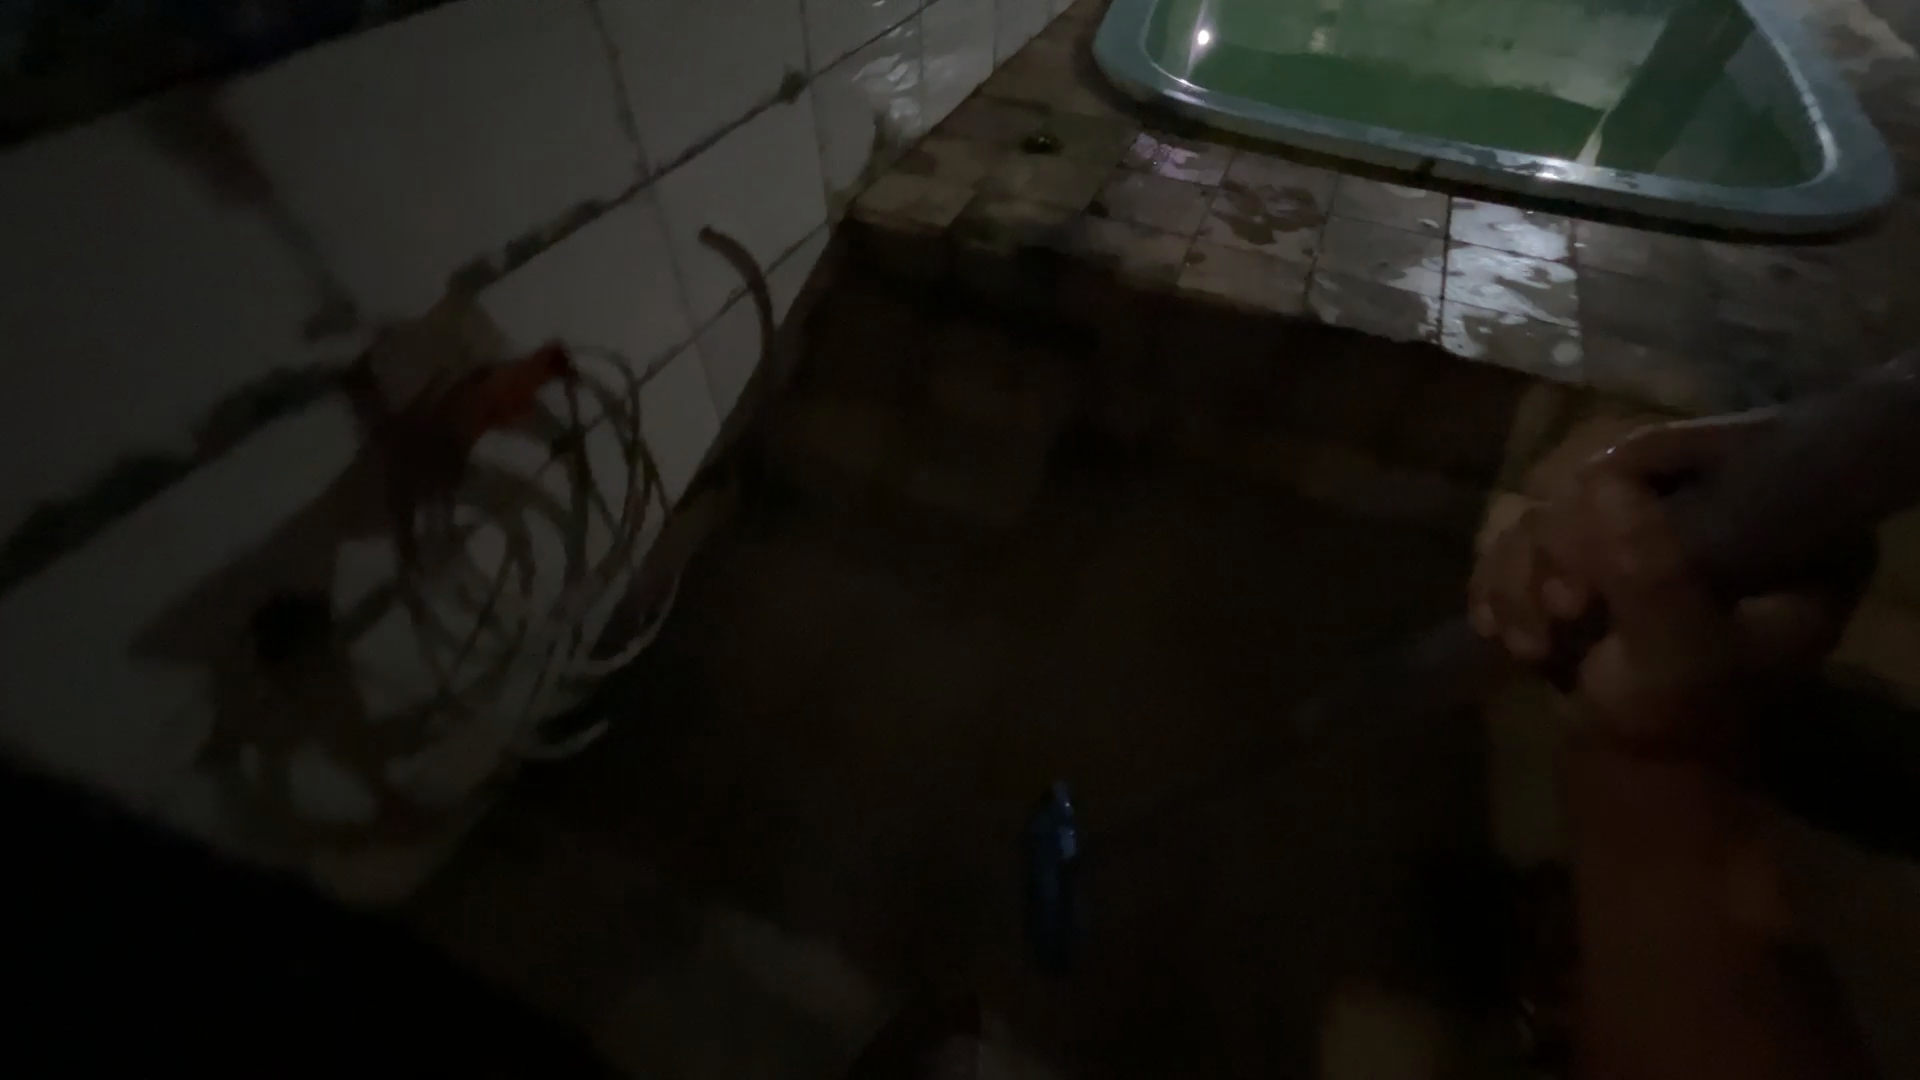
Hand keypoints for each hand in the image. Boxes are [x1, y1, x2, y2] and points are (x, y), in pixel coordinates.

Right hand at [1470, 414, 1865, 752]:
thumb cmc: (1676, 714)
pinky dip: (1494, 588)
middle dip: (1553, 559)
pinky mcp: (1574, 560)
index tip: (1579, 568)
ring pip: (1541, 520)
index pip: (1675, 455)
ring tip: (1526, 643)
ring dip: (1515, 583)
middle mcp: (1700, 518)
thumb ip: (1648, 569)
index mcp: (1767, 527)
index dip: (1610, 488)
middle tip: (1557, 615)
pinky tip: (1498, 630)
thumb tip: (1599, 478)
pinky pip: (1511, 547)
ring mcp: (1629, 538)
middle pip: (1590, 491)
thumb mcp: (1673, 648)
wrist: (1633, 758)